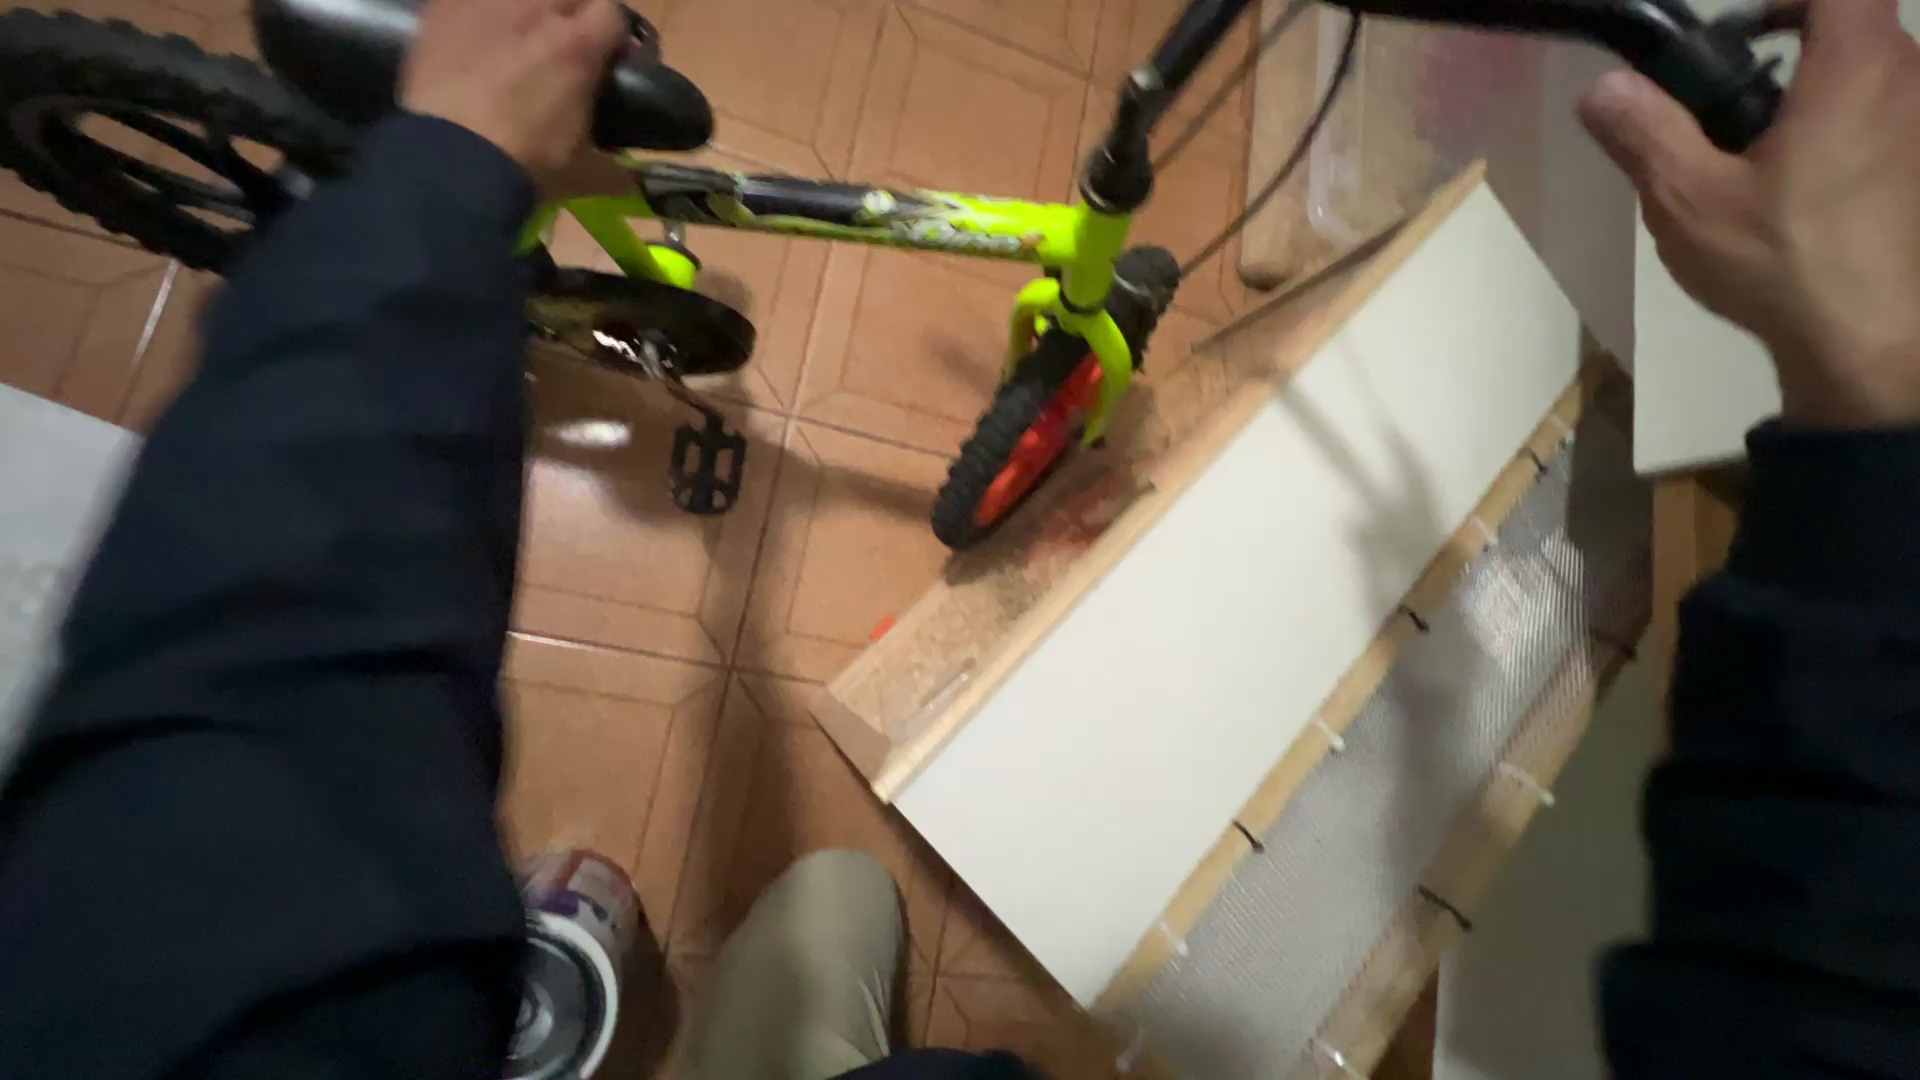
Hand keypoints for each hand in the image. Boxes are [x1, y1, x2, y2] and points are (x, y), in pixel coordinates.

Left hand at [401, 0, 628, 188]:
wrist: (455, 158)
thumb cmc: (530, 163)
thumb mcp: (586, 169)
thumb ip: (616, 164)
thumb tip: (632, 178)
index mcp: (577, 48)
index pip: (613, 13)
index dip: (616, 33)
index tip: (612, 55)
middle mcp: (534, 10)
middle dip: (576, 12)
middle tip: (569, 44)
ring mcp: (485, 2)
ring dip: (530, 8)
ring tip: (524, 34)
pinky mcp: (443, 6)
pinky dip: (485, 10)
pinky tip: (481, 33)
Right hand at [1578, 0, 1919, 428]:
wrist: (1866, 329)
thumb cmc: (1775, 256)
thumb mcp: (1686, 198)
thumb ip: (1646, 135)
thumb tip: (1603, 87)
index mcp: (1856, 72)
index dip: (1779, 4)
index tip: (1726, 43)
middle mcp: (1908, 81)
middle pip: (1850, 36)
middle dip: (1780, 62)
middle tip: (1710, 123)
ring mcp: (1917, 127)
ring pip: (1860, 86)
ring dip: (1800, 107)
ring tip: (1738, 173)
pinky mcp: (1911, 170)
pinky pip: (1869, 129)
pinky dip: (1822, 144)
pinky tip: (1779, 203)